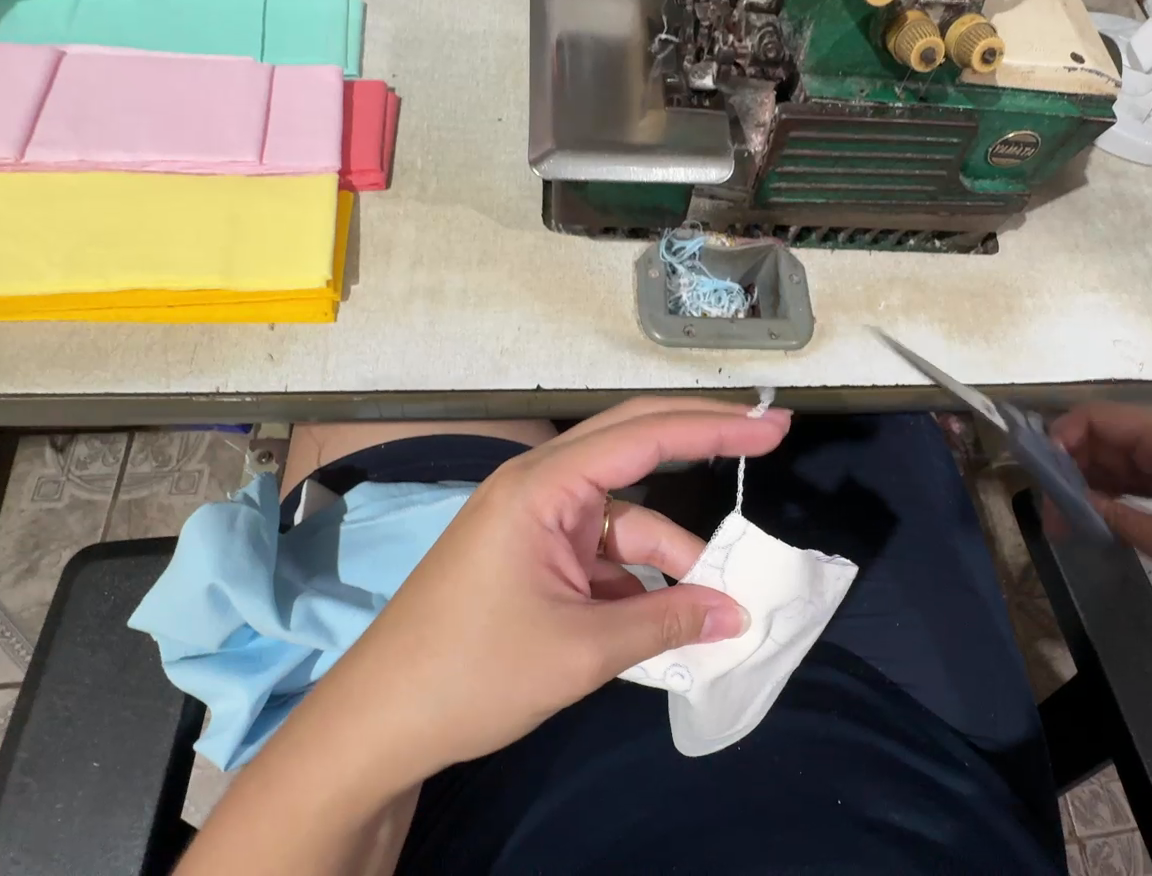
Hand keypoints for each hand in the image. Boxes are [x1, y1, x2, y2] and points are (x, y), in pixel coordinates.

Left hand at [342, 397, 787, 776]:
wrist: (378, 725)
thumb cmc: (473, 674)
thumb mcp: (582, 650)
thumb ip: (666, 621)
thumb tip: (736, 614)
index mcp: (541, 485)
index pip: (643, 435)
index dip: (714, 426)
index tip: (773, 426)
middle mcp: (539, 486)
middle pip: (633, 445)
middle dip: (700, 442)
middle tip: (767, 436)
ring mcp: (535, 520)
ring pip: (624, 515)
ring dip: (669, 551)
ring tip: (717, 599)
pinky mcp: (533, 555)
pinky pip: (603, 550)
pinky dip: (638, 577)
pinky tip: (667, 613)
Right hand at [1049, 403, 1151, 617]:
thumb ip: (1121, 521)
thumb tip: (1070, 504)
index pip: (1100, 419)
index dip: (1061, 438)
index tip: (1040, 475)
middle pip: (1106, 437)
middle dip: (1069, 467)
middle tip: (1050, 512)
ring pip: (1122, 458)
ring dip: (1090, 482)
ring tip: (1067, 520)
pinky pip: (1142, 475)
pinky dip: (1116, 491)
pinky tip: (1099, 515)